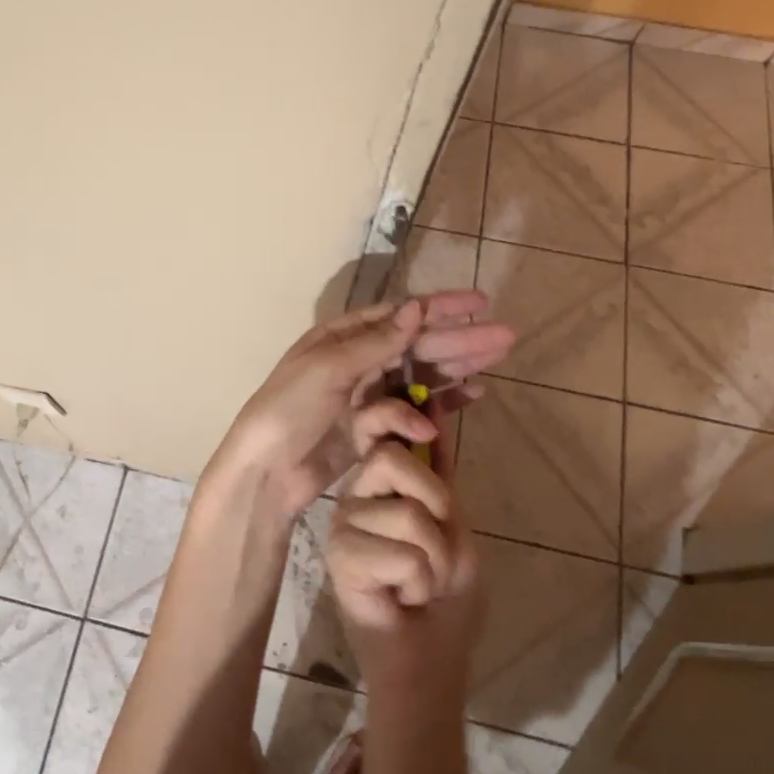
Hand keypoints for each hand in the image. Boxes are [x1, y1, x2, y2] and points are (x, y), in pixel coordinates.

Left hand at [203, 291, 510, 518]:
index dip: (441, 308)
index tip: (481, 304)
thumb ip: (375, 342)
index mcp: (343, 337)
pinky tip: (472, 395)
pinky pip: (415, 407)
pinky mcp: (375, 427)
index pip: (400, 315)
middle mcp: (358, 360)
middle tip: (506, 338)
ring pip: (421, 374)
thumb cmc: (290, 410)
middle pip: (418, 344)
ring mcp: (367, 394)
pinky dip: (442, 401)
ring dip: (457, 367)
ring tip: (497, 363)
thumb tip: (416, 307)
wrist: (267, 470)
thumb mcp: (329, 368)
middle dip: (461, 339)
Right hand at [326, 434, 482, 677]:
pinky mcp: (339, 557)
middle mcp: (355, 495)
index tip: (424, 417)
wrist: (429, 655)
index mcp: (379, 483)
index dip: (395, 416)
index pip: (379, 429)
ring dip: (436, 559)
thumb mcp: (452, 520)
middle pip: (392, 459)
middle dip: (435, 504)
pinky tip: (401, 597)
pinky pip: (402, 554)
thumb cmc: (443, 592)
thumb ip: (439, 468)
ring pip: (408, 514)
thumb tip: (429, 400)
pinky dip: (421, 583)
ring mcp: (343, 524)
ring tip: (420, 582)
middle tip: (436, 545)